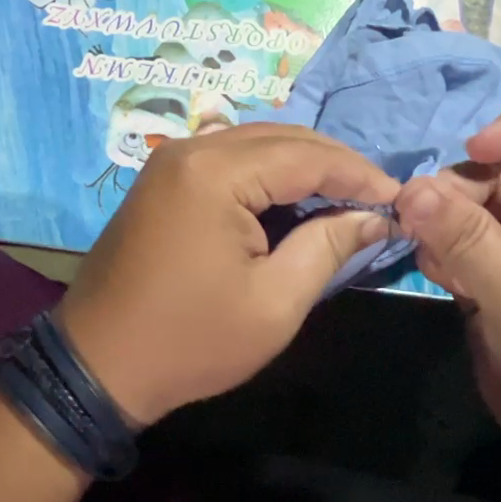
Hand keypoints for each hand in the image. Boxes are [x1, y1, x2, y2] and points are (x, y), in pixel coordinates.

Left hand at [57, 124, 397, 426]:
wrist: (98, 364)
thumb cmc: (191, 341)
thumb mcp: (274, 303)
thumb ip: (328, 246)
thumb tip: (374, 216)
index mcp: (215, 172)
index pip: (307, 156)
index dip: (360, 175)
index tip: (402, 199)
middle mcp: (190, 149)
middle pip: (280, 137)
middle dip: (333, 164)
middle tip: (377, 197)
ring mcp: (169, 160)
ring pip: (253, 141)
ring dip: (300, 164)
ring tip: (343, 197)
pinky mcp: (160, 179)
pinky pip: (225, 157)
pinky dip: (264, 172)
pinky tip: (290, 197)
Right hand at [393, 110, 500, 491]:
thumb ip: (464, 237)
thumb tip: (409, 187)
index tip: (469, 151)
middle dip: (462, 190)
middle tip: (415, 212)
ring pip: (481, 214)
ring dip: (446, 223)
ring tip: (422, 246)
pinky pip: (470, 251)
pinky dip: (447, 254)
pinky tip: (433, 270)